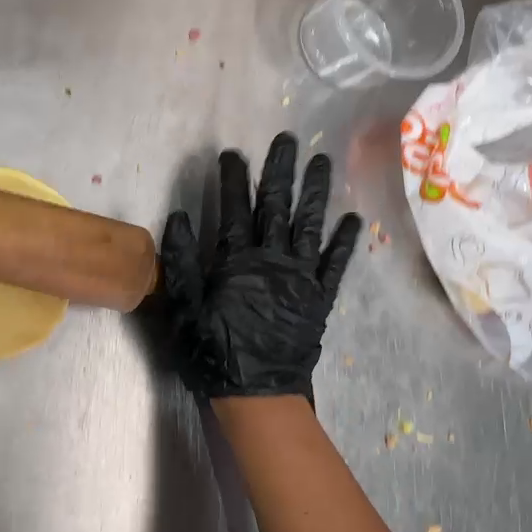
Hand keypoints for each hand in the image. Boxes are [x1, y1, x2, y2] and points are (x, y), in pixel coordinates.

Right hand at [159, 133, 359, 403]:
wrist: (256, 391)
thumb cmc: (211, 349)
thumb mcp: (183, 307)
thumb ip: (180, 262)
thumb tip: (179, 218)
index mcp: (235, 260)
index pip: (232, 209)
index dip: (231, 179)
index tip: (231, 153)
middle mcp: (271, 259)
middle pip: (275, 206)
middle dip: (279, 171)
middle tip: (286, 139)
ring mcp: (300, 277)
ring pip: (309, 225)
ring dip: (315, 192)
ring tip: (321, 162)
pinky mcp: (319, 297)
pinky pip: (335, 265)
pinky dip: (344, 242)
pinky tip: (352, 219)